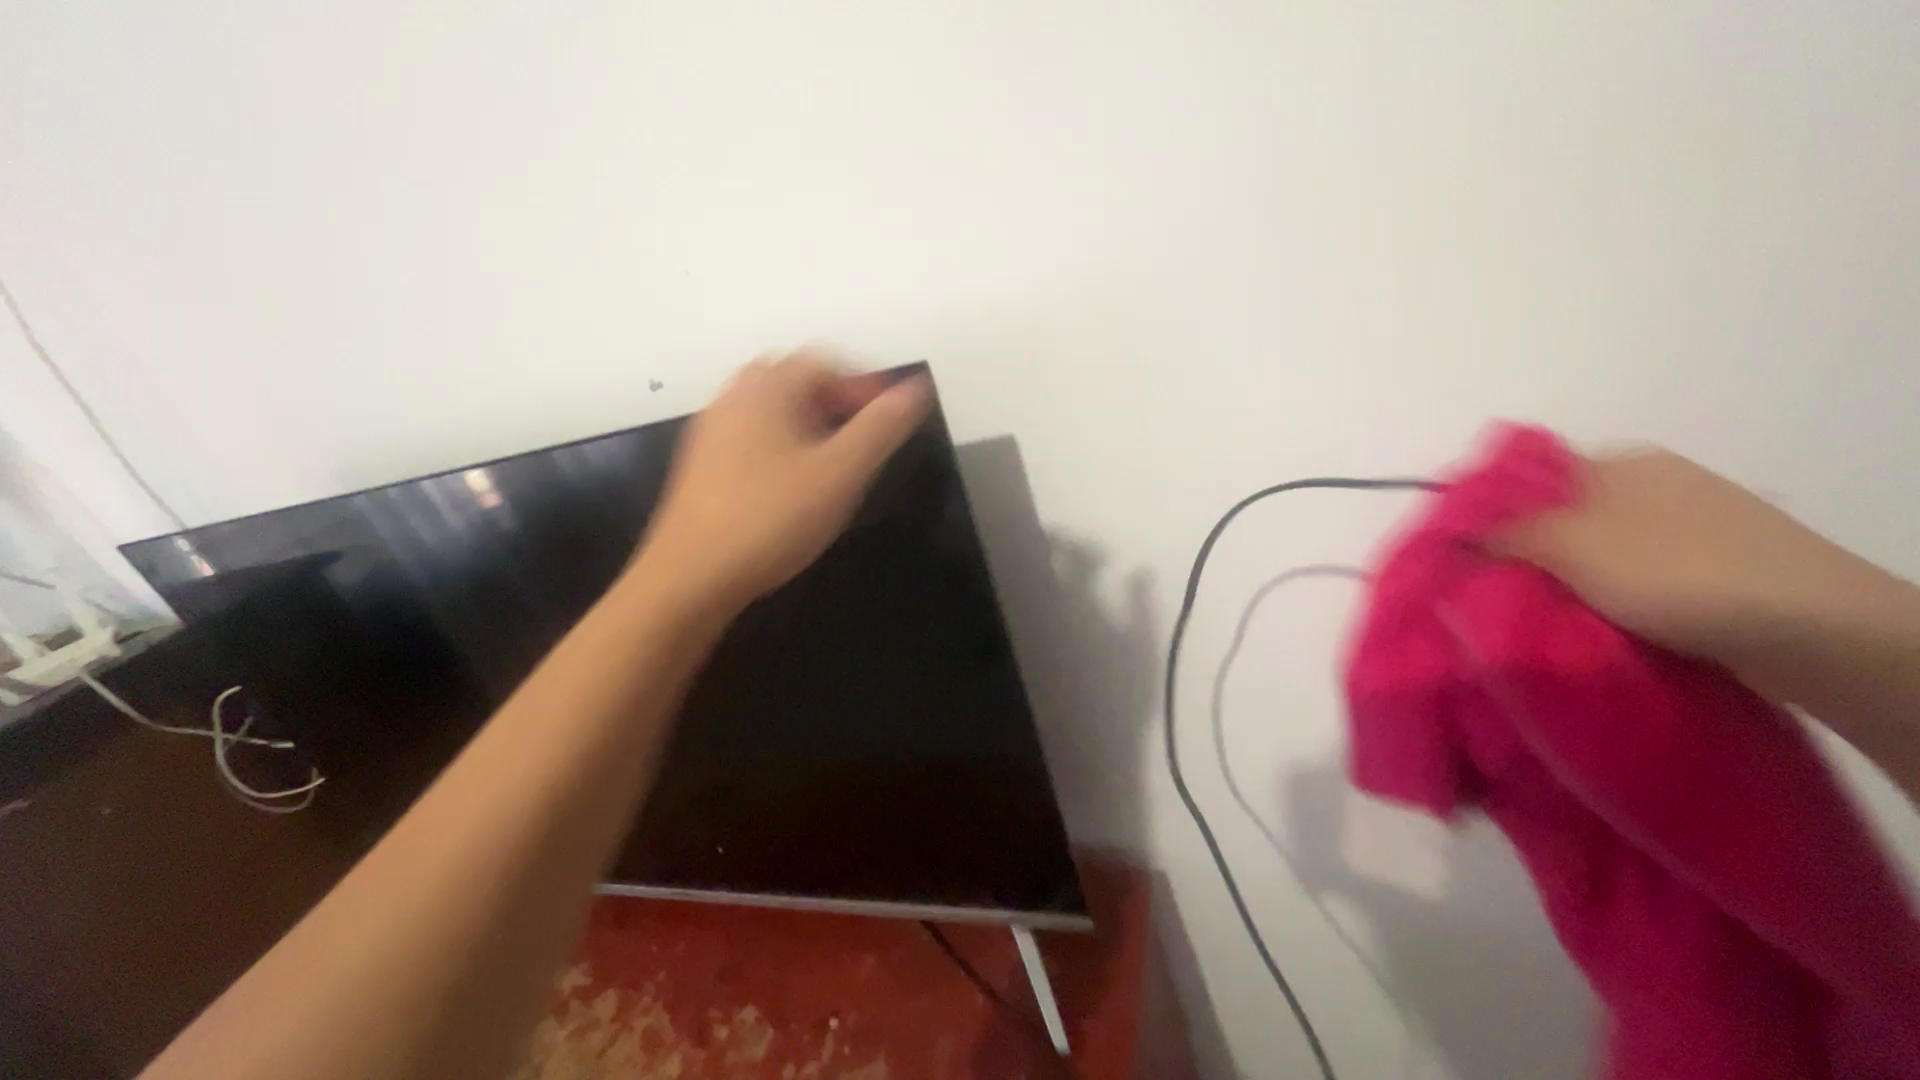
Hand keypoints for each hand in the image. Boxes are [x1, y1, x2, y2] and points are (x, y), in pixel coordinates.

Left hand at [636, 350, 929, 610]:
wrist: (690, 578)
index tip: (888, 418)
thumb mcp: (840, 474)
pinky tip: (793, 487)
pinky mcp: (702, 466)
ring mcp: (711, 432)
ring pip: (769, 409)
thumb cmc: (771, 519)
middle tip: (861, 435)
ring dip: (807, 422)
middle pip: (792, 378)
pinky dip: (781, 444)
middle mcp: (733, 398)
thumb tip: (916, 388)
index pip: (823, 361)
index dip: (863, 383)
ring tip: (833, 462)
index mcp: (766, 388)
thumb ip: (880, 428)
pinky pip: (751, 435)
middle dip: (833, 398)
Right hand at [1490, 448, 1877, 666]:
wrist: (1812, 626)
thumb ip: (1502, 533)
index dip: (1487, 512)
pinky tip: (1598, 627)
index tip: (1456, 555)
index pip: (1527, 477)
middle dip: (1523, 553)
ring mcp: (1691, 525)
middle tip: (1491, 594)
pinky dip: (1610, 601)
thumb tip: (1452, 531)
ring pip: (1598, 551)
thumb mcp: (1568, 545)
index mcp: (1619, 461)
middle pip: (1560, 515)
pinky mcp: (1718, 569)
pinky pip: (1638, 580)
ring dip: (1567, 582)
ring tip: (1540, 618)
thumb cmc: (1675, 571)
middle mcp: (1654, 482)